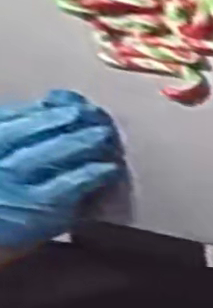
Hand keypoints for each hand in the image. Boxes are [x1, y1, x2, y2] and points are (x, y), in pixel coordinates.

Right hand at [0, 90, 121, 250]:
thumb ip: (10, 143)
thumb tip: (40, 121)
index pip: (8, 118)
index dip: (40, 109)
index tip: (65, 100)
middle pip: (29, 131)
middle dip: (61, 118)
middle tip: (89, 110)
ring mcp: (16, 183)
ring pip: (51, 153)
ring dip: (81, 141)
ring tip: (103, 131)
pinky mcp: (43, 208)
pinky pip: (71, 186)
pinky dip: (90, 173)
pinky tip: (107, 166)